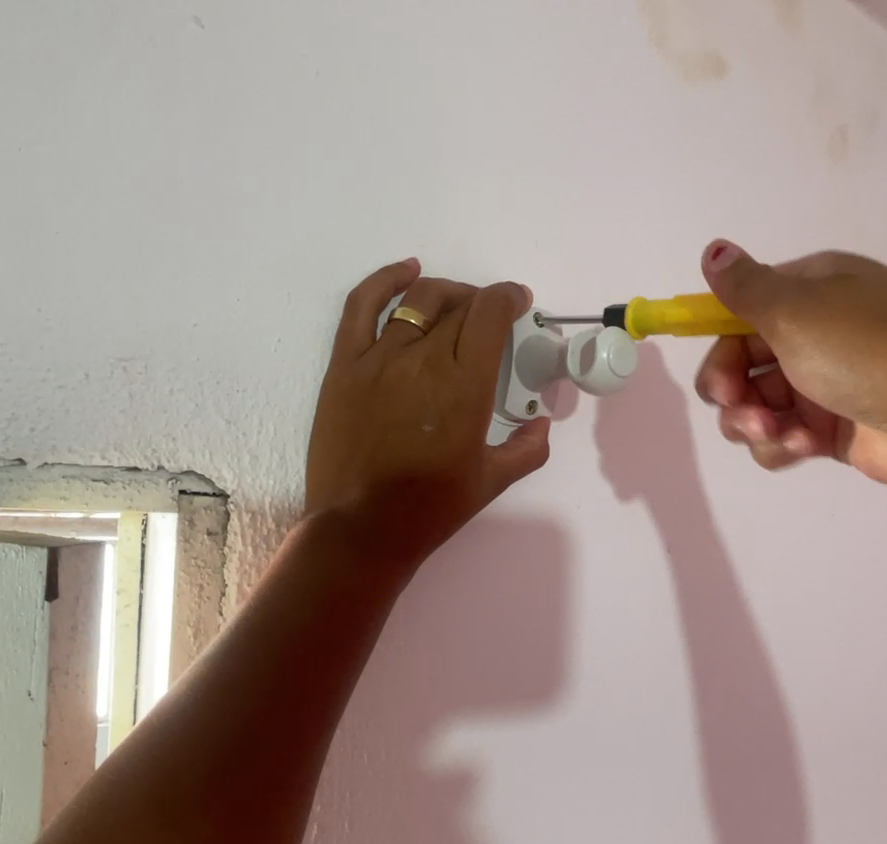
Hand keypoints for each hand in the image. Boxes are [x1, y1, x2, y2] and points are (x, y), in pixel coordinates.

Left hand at [305, 259, 551, 568]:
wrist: (363, 528)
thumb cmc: (431, 508)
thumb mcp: (492, 481)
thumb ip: (527, 448)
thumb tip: (541, 424)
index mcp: (466, 385)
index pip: (492, 314)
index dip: (509, 298)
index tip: (518, 303)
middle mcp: (425, 358)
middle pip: (460, 306)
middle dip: (483, 303)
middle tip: (490, 320)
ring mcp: (379, 357)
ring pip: (419, 299)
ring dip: (447, 293)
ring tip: (456, 304)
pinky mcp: (345, 364)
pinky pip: (363, 305)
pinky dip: (386, 279)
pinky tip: (407, 272)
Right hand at [693, 241, 886, 496]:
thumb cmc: (867, 351)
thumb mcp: (798, 309)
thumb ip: (744, 288)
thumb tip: (713, 250)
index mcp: (812, 291)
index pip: (742, 314)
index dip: (720, 346)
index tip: (717, 378)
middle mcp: (815, 333)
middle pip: (740, 364)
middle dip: (730, 392)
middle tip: (739, 407)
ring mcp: (822, 384)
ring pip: (755, 406)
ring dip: (752, 423)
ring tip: (776, 433)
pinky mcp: (830, 431)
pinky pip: (780, 438)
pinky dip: (780, 445)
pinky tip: (801, 447)